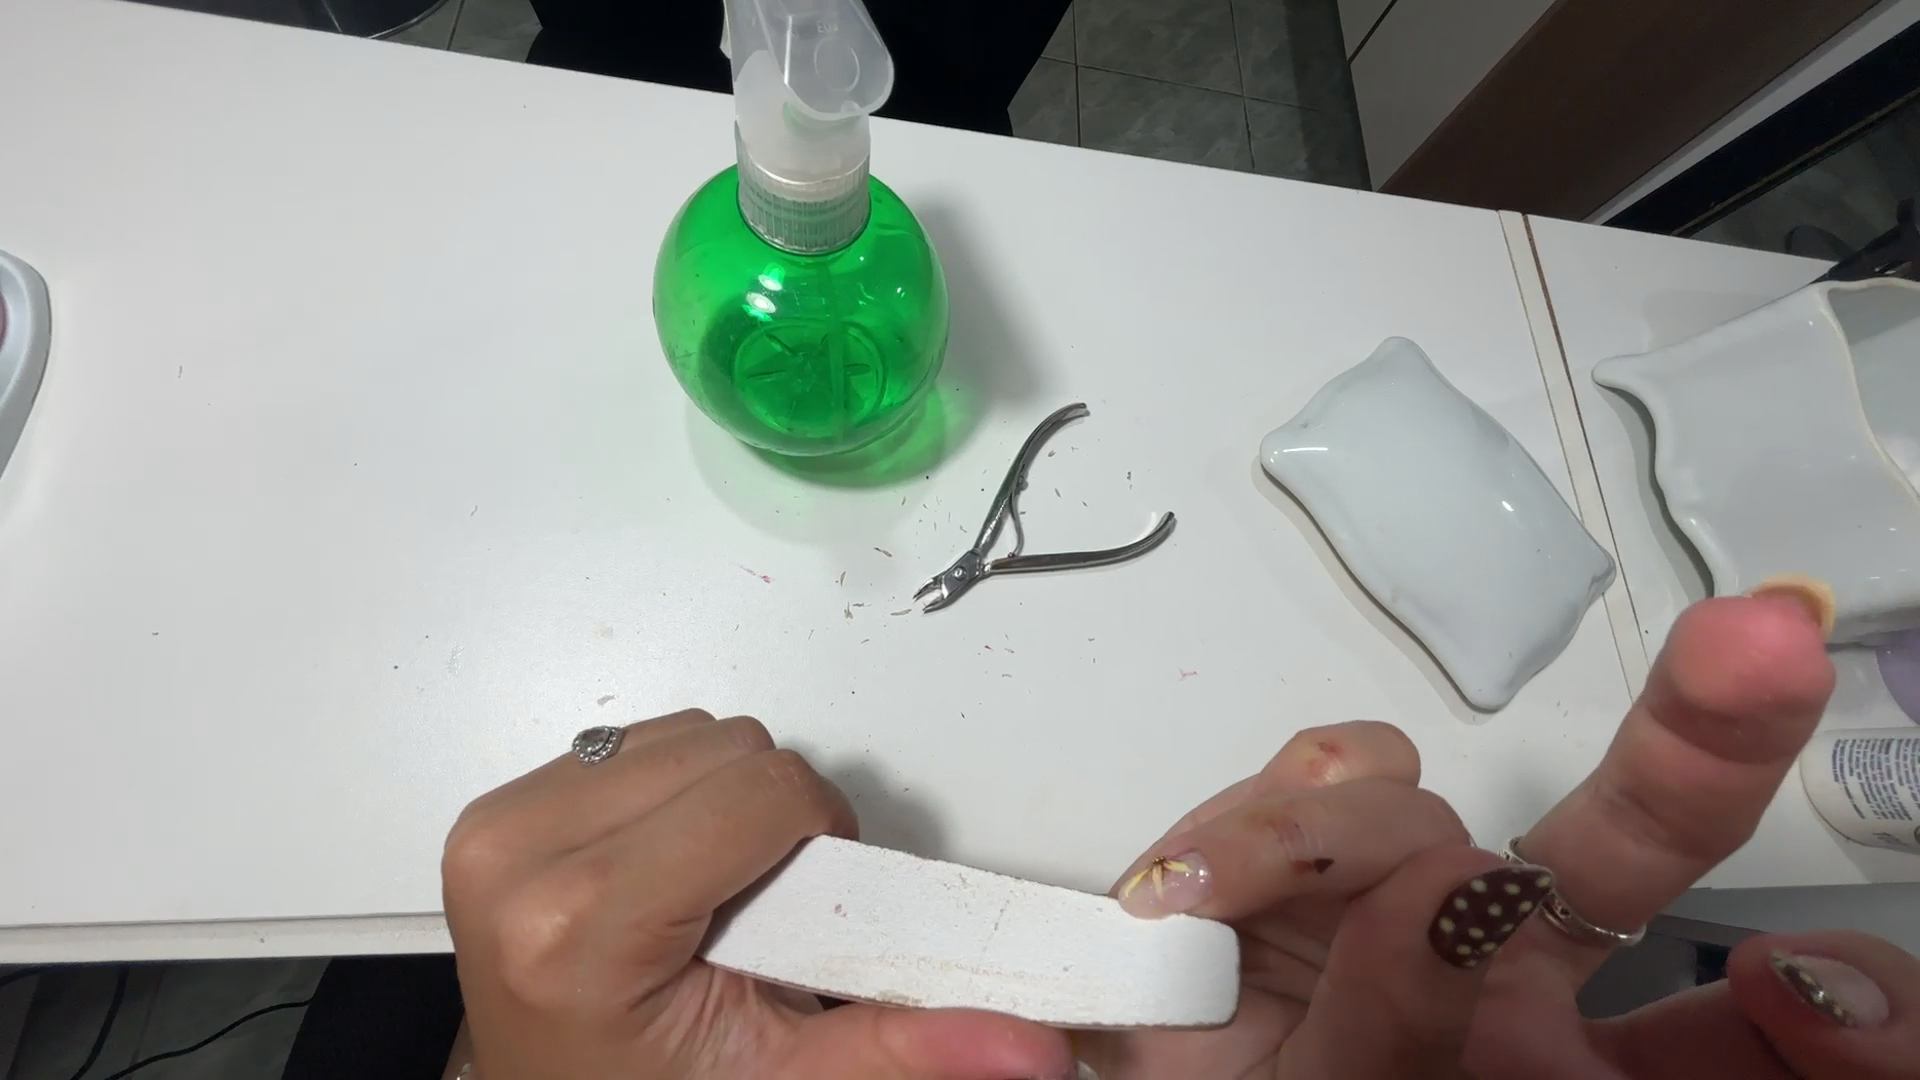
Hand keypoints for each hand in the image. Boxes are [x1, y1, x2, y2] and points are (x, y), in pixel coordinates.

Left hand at [441, 710, 1074, 1079]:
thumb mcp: (784, 1078)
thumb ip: (909, 1049)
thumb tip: (1032, 1050)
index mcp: (579, 928)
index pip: (764, 793)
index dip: (815, 832)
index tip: (805, 893)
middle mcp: (520, 858)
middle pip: (734, 751)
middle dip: (774, 814)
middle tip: (757, 895)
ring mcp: (504, 822)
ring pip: (697, 732)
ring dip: (729, 793)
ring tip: (711, 879)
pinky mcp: (504, 802)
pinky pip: (647, 737)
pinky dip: (684, 783)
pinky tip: (671, 854)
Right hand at [1084, 591, 1875, 1078]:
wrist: (1136, 1032)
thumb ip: (1407, 1024)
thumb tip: (1458, 882)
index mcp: (1543, 1053)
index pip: (1737, 1043)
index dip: (1829, 1029)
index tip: (1812, 985)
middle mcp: (1491, 940)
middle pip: (1626, 836)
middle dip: (1696, 743)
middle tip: (1754, 642)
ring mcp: (1396, 858)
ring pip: (1410, 793)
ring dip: (1311, 842)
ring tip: (1210, 901)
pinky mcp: (1310, 799)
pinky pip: (1319, 764)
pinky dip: (1254, 816)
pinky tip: (1203, 875)